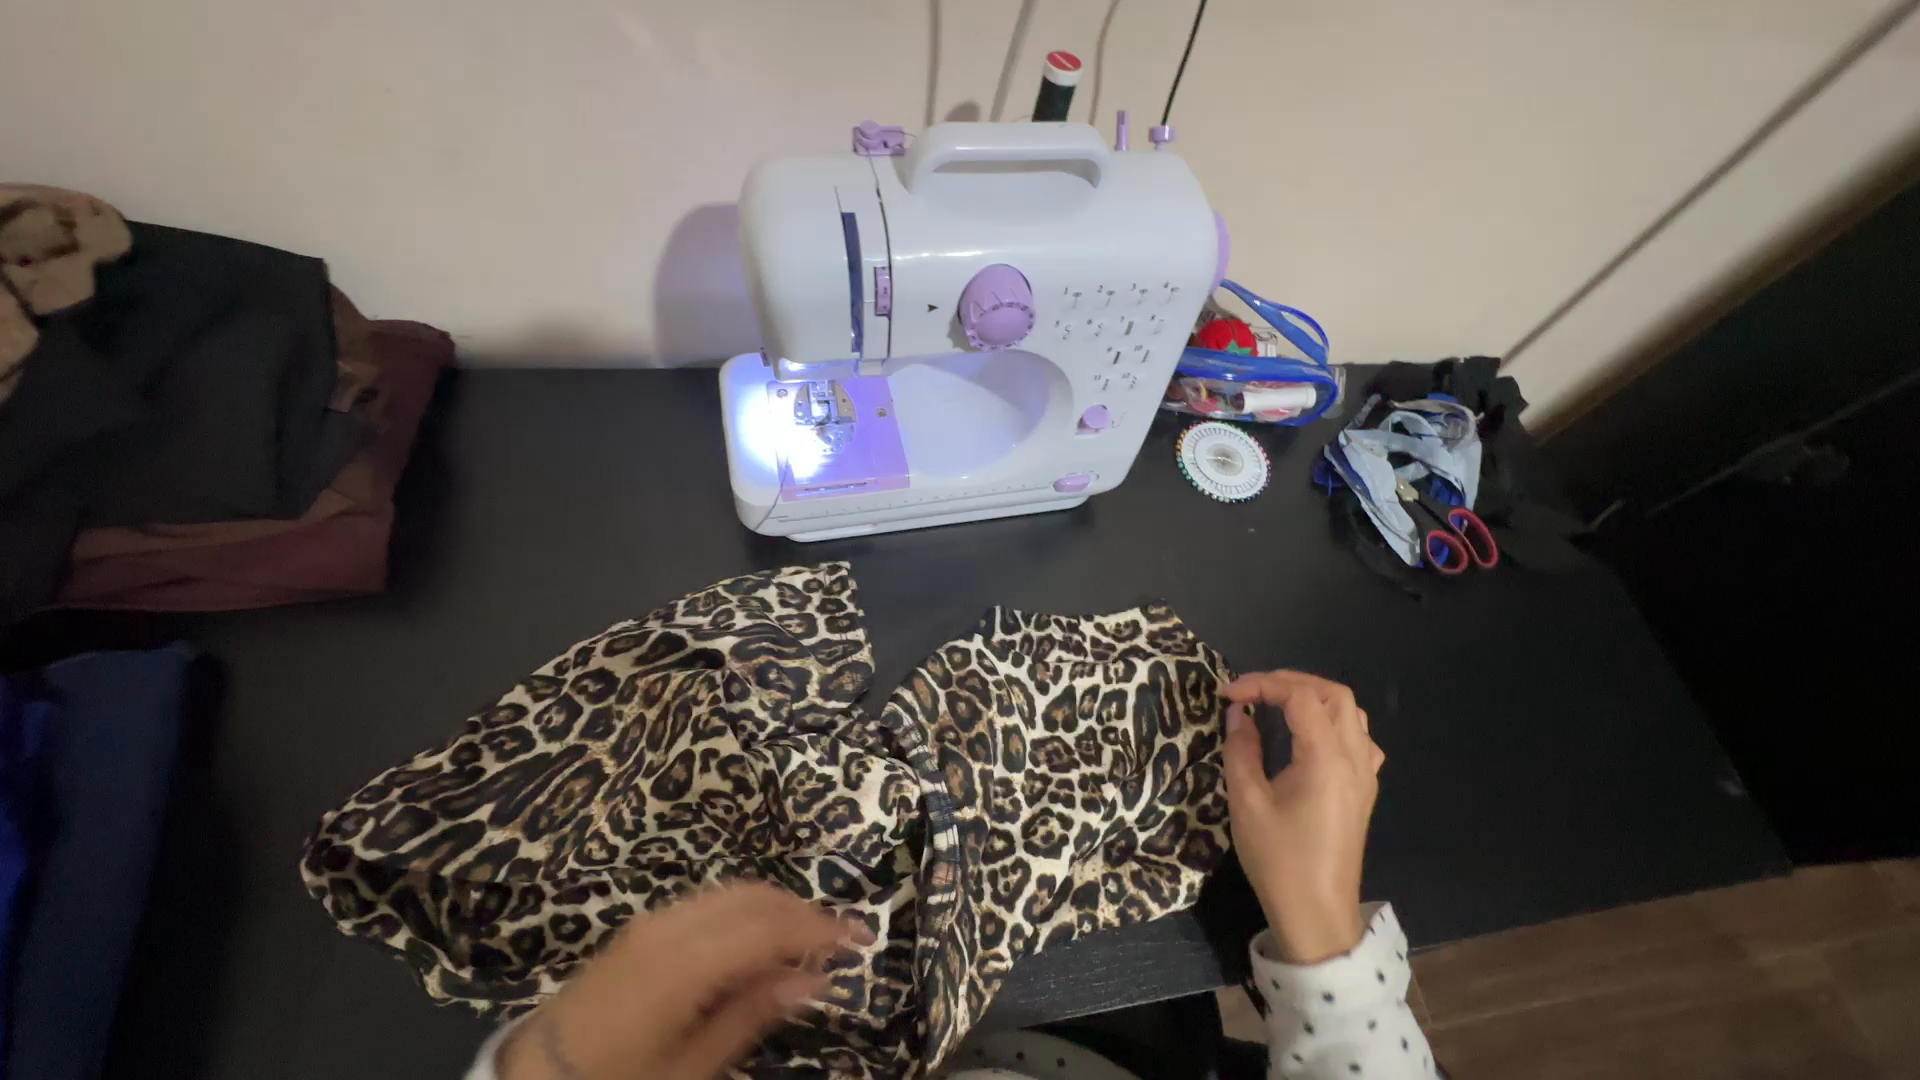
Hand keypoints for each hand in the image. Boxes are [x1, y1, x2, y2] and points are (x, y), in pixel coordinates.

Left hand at [497, 884, 872, 1079]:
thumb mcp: (688, 1069)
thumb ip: (751, 1014)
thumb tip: (813, 978)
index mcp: (682, 964)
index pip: (768, 927)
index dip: (819, 928)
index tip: (861, 937)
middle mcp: (672, 925)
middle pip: (756, 898)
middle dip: (805, 912)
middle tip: (844, 938)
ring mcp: (655, 920)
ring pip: (736, 892)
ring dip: (779, 908)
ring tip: (810, 940)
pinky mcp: (645, 926)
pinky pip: (712, 902)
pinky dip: (749, 910)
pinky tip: (763, 940)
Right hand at [1221, 670, 1384, 963]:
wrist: (1316, 914)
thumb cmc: (1278, 859)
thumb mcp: (1246, 801)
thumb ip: (1242, 749)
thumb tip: (1239, 712)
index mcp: (1326, 759)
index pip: (1299, 697)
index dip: (1260, 684)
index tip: (1225, 694)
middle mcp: (1354, 759)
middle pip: (1333, 694)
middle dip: (1290, 681)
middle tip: (1251, 689)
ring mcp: (1364, 775)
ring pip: (1350, 713)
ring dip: (1313, 697)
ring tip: (1275, 703)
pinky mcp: (1363, 790)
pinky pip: (1358, 738)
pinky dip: (1331, 721)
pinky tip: (1308, 735)